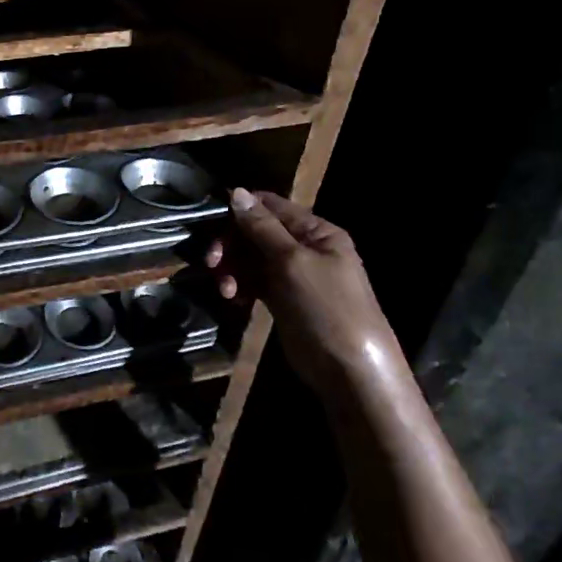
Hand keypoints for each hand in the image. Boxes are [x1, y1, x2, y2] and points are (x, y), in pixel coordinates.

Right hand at [204, 188, 401, 391]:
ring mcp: (293, 274)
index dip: (240, 211)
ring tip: (226, 290)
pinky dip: (240, 286)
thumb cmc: (326, 307)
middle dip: (231, 245)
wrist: (349, 370)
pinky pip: (253, 281)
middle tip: (213, 263)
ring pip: (250, 258)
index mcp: (316, 231)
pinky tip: (234, 299)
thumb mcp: (292, 261)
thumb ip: (262, 227)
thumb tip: (236, 191)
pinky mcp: (282, 298)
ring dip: (232, 269)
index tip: (212, 224)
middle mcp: (304, 247)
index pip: (270, 206)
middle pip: (255, 232)